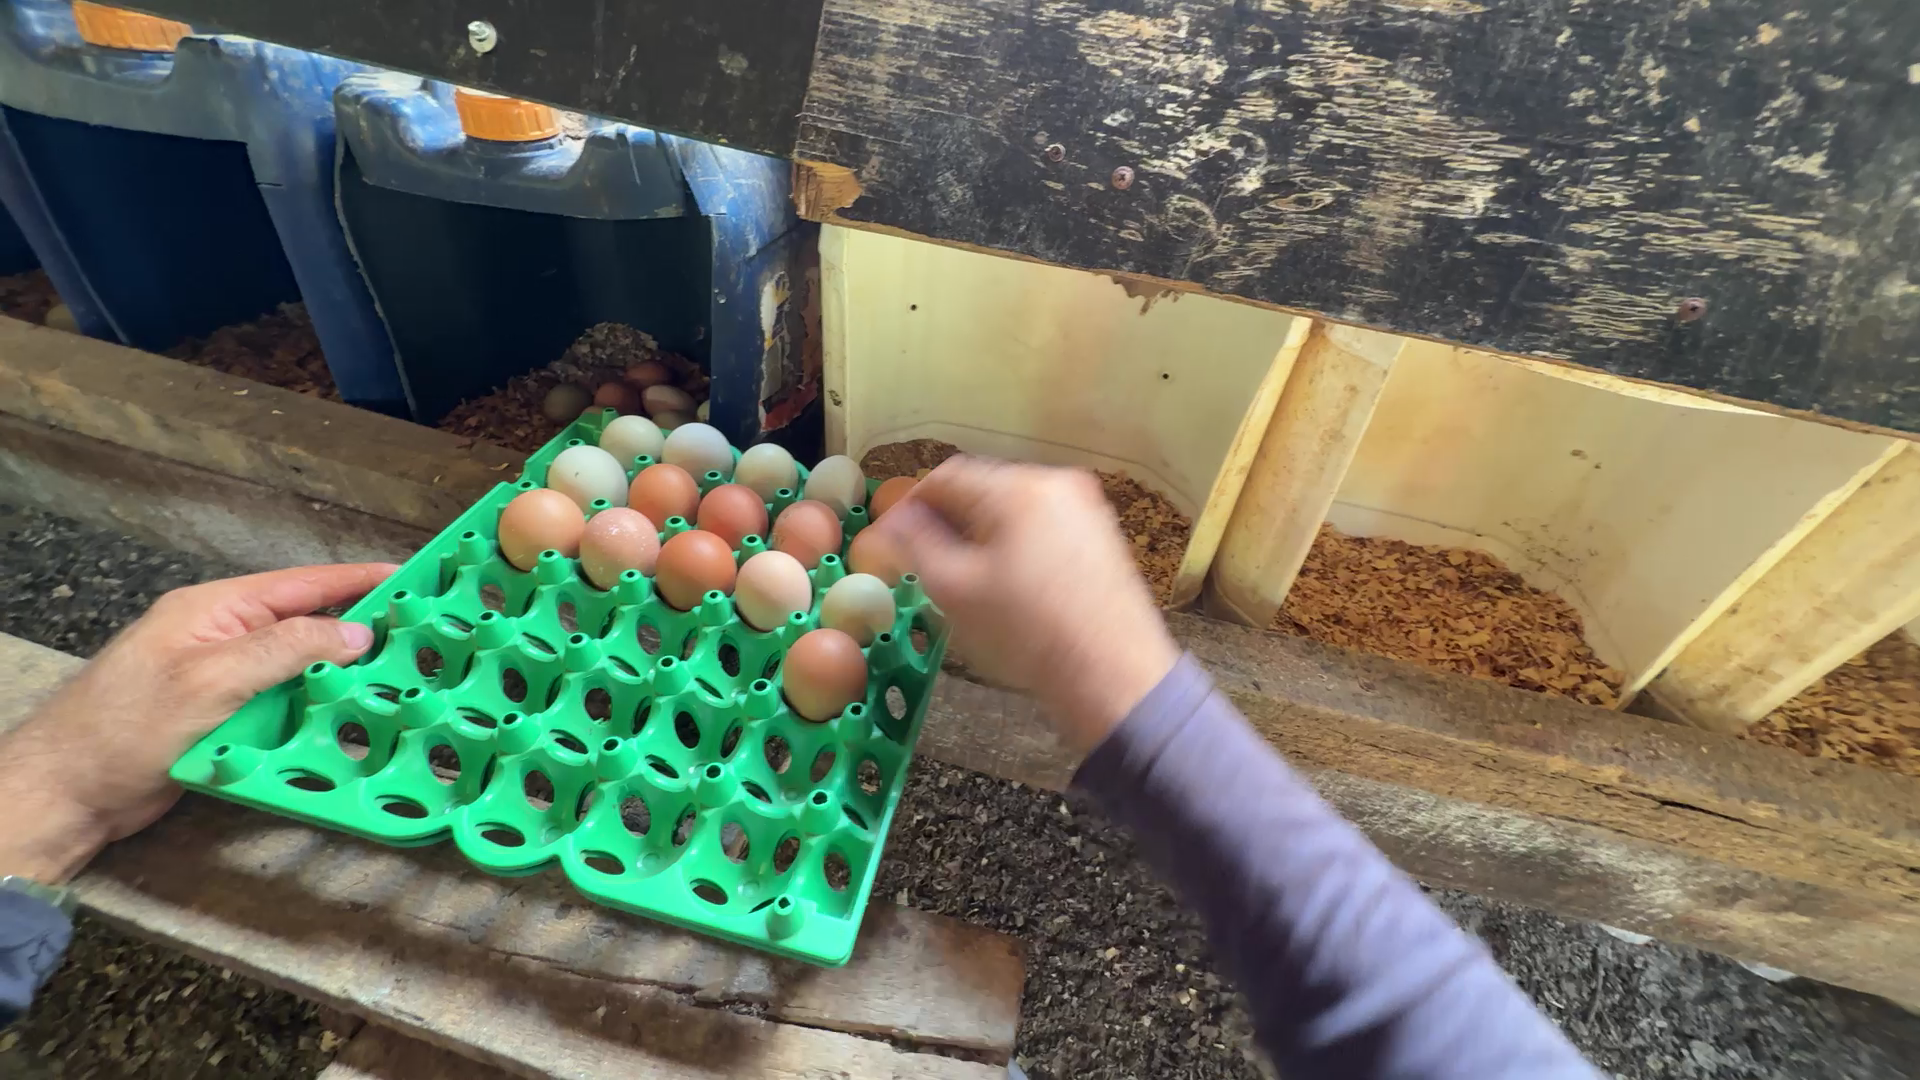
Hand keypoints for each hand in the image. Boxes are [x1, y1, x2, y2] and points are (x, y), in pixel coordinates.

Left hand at [0, 563, 393, 882]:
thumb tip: (361, 631)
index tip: (416, 576)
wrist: (62, 800)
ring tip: (402, 667)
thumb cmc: (125, 729)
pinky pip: (293, 693)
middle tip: (423, 628)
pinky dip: (325, 696)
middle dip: (365, 623)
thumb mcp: (212, 678)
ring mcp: (230, 672)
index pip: (307, 582)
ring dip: (348, 666)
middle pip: (312, 619)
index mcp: (218, 609)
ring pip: (307, 660)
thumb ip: (288, 647)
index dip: (363, 578)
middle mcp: (229, 634)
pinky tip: (356, 704)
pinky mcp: (234, 708)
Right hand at [876, 457, 1178, 754]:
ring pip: (1013, 508)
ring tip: (959, 573)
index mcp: (1018, 487)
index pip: (947, 477)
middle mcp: (1056, 483)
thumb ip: (916, 544)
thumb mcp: (956, 590)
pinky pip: (1042, 525)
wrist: (1114, 676)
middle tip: (920, 557)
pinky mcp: (1100, 535)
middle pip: (983, 488)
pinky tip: (1003, 580)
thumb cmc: (1027, 634)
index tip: (889, 537)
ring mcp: (1085, 508)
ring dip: (979, 531)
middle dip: (947, 519)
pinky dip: (1014, 542)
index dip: (911, 504)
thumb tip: (893, 522)